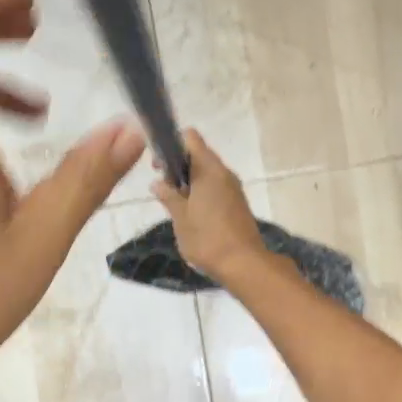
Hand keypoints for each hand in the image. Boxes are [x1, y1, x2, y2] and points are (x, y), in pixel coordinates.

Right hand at [151, 130, 266, 281]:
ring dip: (190, 182)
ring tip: (177, 205)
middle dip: (178, 167)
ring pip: (207, 173)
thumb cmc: (207, 239)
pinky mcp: (238, 203)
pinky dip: (202, 193)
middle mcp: (224, 172)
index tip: (159, 166)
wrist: (243, 264)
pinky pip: (216, 188)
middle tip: (165, 189)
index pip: (190, 138)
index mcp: (208, 169)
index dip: (171, 145)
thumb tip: (157, 183)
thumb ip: (168, 196)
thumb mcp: (180, 218)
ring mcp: (233, 188)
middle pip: (198, 155)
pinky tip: (193, 215)